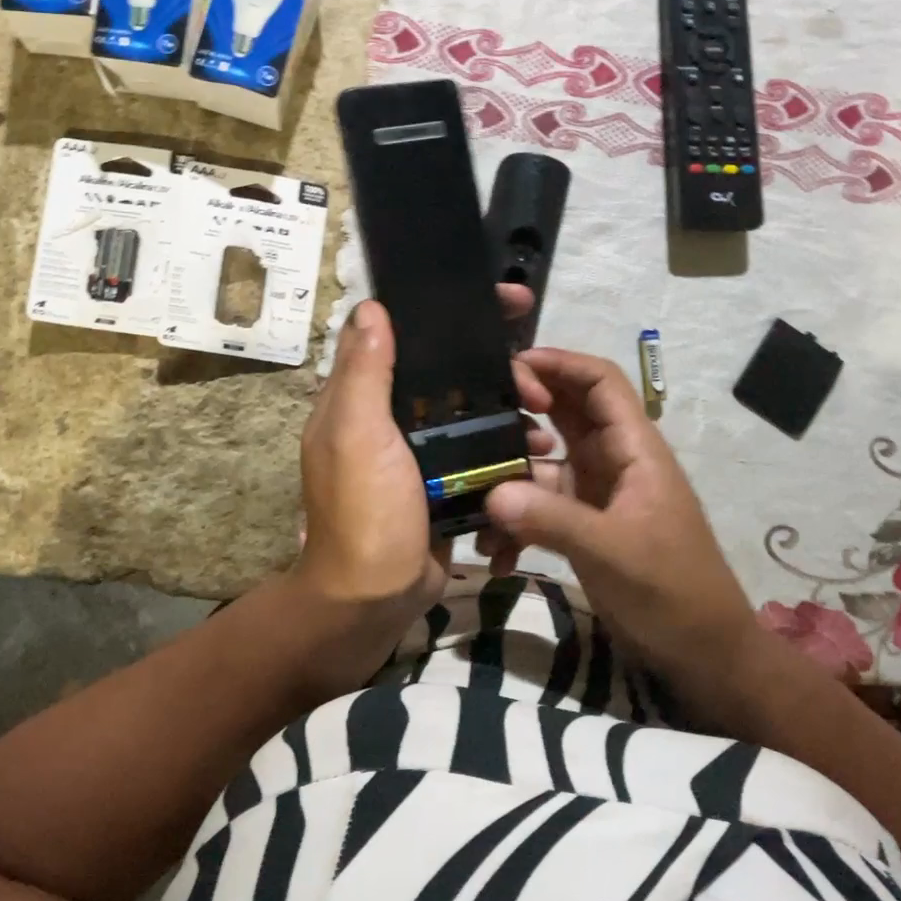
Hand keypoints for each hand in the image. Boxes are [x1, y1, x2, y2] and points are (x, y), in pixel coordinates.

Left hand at [292, 288, 550, 681]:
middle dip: (495, 365)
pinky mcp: (444, 483)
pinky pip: (480, 450)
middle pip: (446, 371)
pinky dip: (509, 445)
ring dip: (510, 406)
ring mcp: (417, 452)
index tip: (504, 301)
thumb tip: (373, 308)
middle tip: (535, 381)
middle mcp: (386, 418)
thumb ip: (365, 373)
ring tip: (544, 419)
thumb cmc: (363, 512)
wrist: (373, 599)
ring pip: (470, 409)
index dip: (446, 311)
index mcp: (359, 399)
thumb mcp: (357, 435)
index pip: (400, 334)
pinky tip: (540, 451)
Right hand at [477, 348, 758, 702]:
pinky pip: (536, 508)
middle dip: (518, 415)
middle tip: (471, 426)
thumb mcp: (613, 553)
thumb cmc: (673, 593)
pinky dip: (513, 524)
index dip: (558, 363)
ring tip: (473, 503)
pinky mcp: (580, 526)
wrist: (702, 656)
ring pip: (540, 463)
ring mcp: (594, 494)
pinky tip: (494, 556)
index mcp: (634, 450)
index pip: (599, 381)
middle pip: (562, 413)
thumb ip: (552, 520)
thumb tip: (489, 494)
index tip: (508, 371)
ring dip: (506, 479)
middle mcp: (611, 461)